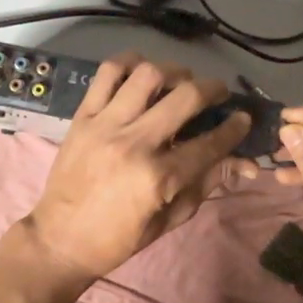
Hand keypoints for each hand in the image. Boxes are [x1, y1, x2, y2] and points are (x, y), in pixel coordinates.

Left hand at [20, 54, 254, 283]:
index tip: (243, 118)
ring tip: (181, 80)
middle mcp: (134, 144)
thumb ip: (206, 184)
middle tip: (218, 93)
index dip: (234, 128)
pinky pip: (107, 73)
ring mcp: (105, 125)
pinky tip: (142, 71)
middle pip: (185, 97)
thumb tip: (242, 162)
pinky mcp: (82, 116)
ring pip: (148, 75)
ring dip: (174, 71)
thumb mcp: (170, 219)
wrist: (60, 240)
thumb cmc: (119, 239)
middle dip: (212, 89)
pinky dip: (129, 63)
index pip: (210, 143)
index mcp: (158, 178)